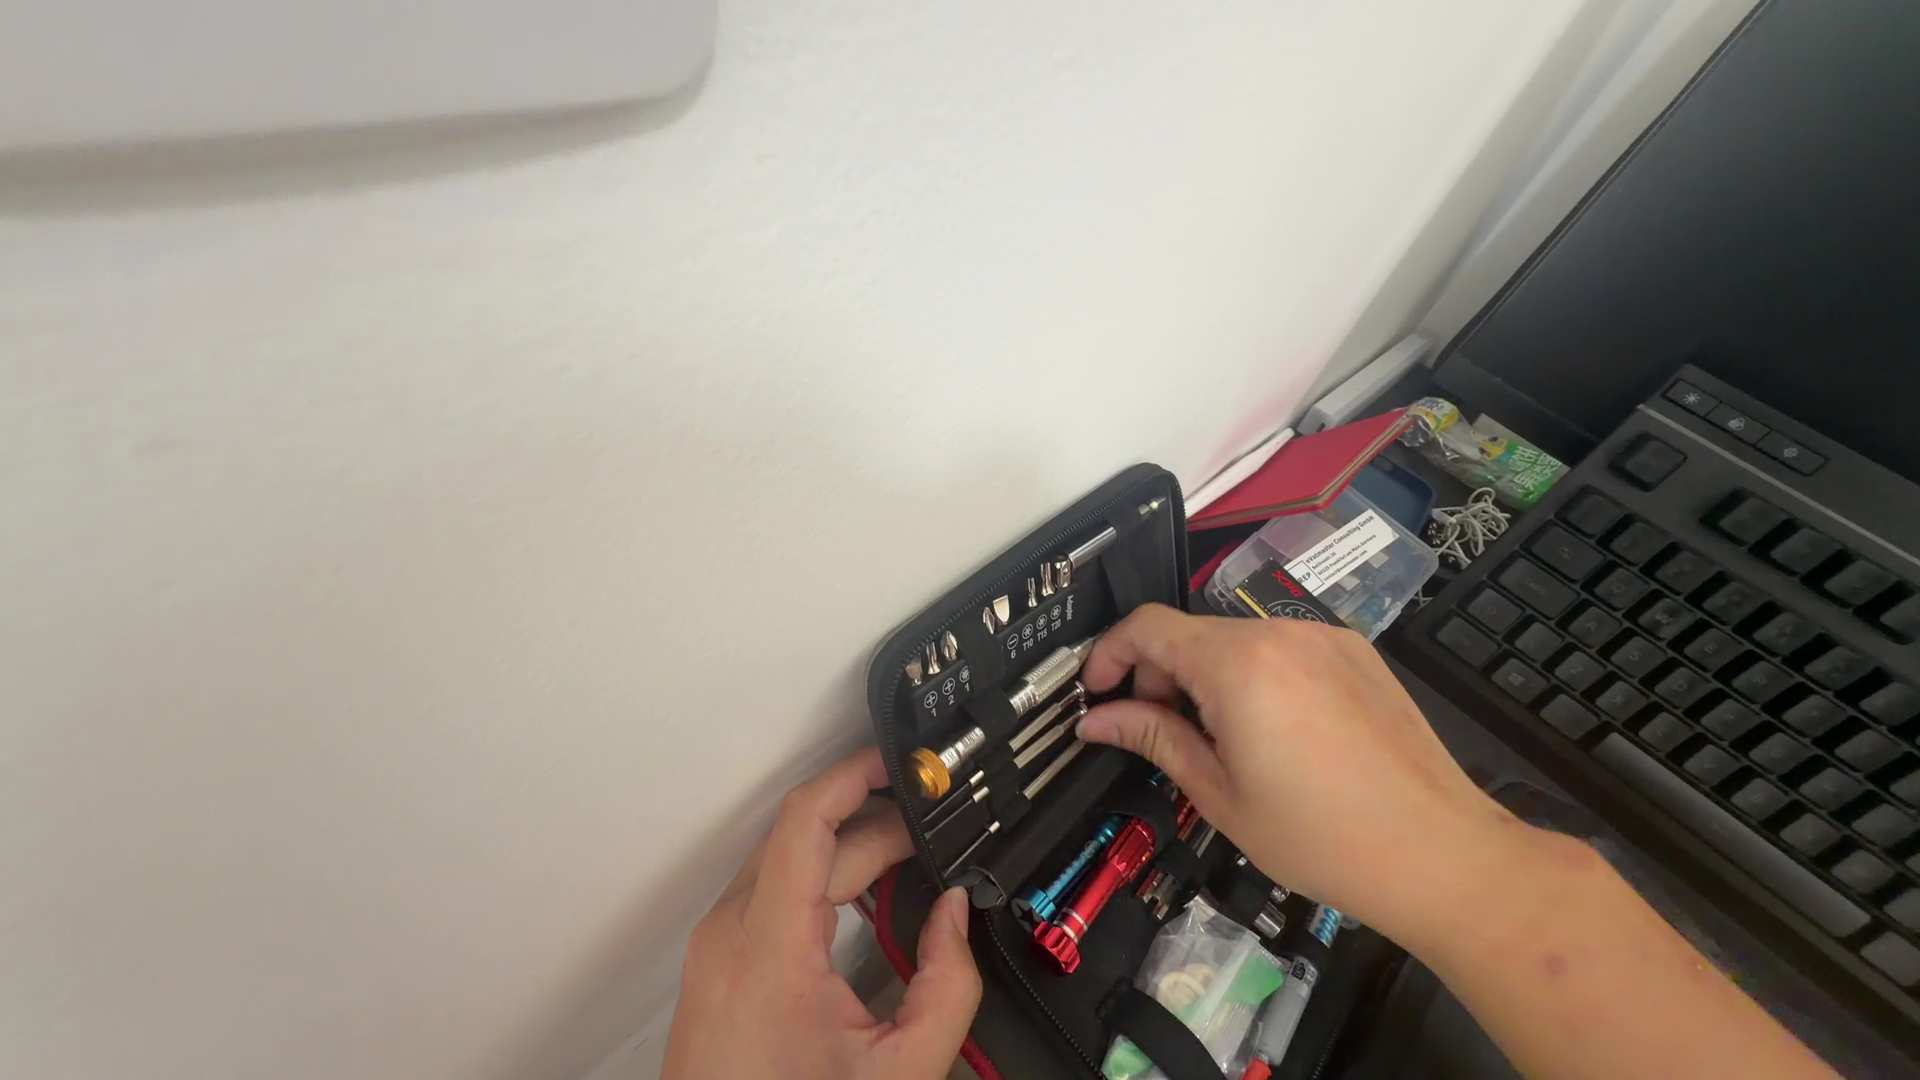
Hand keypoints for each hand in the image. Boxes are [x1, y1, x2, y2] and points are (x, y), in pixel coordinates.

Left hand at [662, 747, 981, 1079]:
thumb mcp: (898, 1072)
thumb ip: (946, 985)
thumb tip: (955, 914)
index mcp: (767, 947)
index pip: (807, 820)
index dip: (854, 775)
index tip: (896, 762)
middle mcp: (732, 931)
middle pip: (809, 835)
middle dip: (877, 821)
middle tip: (932, 833)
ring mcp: (720, 941)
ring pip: (790, 855)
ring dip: (850, 842)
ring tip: (906, 854)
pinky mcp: (722, 955)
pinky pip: (776, 884)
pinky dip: (825, 871)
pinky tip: (865, 887)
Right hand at [1074, 604, 1533, 945]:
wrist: (1444, 855)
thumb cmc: (1321, 837)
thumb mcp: (1219, 794)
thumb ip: (1152, 739)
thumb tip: (1096, 720)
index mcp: (1238, 665)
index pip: (1147, 626)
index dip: (1108, 653)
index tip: (1097, 693)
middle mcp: (1279, 632)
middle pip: (1189, 632)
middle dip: (1157, 673)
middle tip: (1158, 729)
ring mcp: (1323, 636)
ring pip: (1233, 638)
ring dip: (1204, 674)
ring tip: (1219, 736)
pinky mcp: (1353, 651)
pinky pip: (1278, 646)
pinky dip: (1251, 672)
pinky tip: (1271, 726)